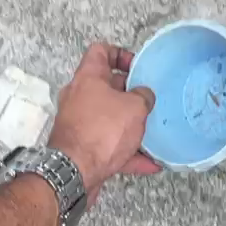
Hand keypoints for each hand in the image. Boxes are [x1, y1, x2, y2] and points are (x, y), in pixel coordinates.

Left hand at [47, 42, 161, 203]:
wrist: (74, 173)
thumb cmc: (103, 131)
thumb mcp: (135, 107)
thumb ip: (143, 96)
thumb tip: (144, 96)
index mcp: (88, 77)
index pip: (100, 51)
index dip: (120, 54)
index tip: (136, 67)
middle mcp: (79, 96)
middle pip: (106, 86)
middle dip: (129, 93)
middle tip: (148, 100)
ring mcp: (78, 123)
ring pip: (108, 117)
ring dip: (130, 124)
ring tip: (152, 132)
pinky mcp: (81, 148)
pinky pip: (108, 144)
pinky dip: (128, 152)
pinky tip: (150, 163)